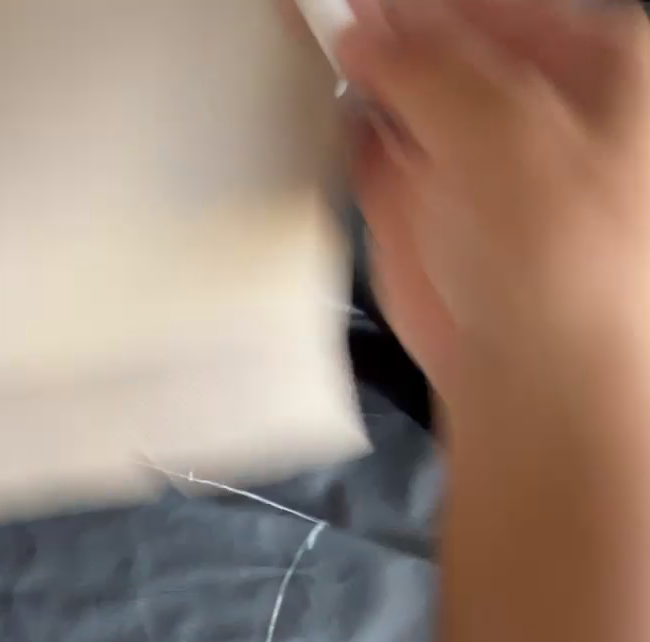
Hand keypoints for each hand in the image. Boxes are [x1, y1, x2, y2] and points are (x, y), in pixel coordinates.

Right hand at [340, 0, 649, 403]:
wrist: (523, 356)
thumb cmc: (565, 255)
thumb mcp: (507, 136)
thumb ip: (433, 74)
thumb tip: (364, 31)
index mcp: (588, 57)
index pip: (481, 3)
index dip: (406, 2)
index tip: (335, 2)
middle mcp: (523, 95)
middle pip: (436, 41)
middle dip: (375, 33)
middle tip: (314, 21)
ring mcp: (460, 146)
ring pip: (394, 88)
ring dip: (351, 78)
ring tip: (304, 54)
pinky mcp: (408, 195)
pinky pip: (365, 144)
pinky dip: (337, 128)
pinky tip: (314, 111)